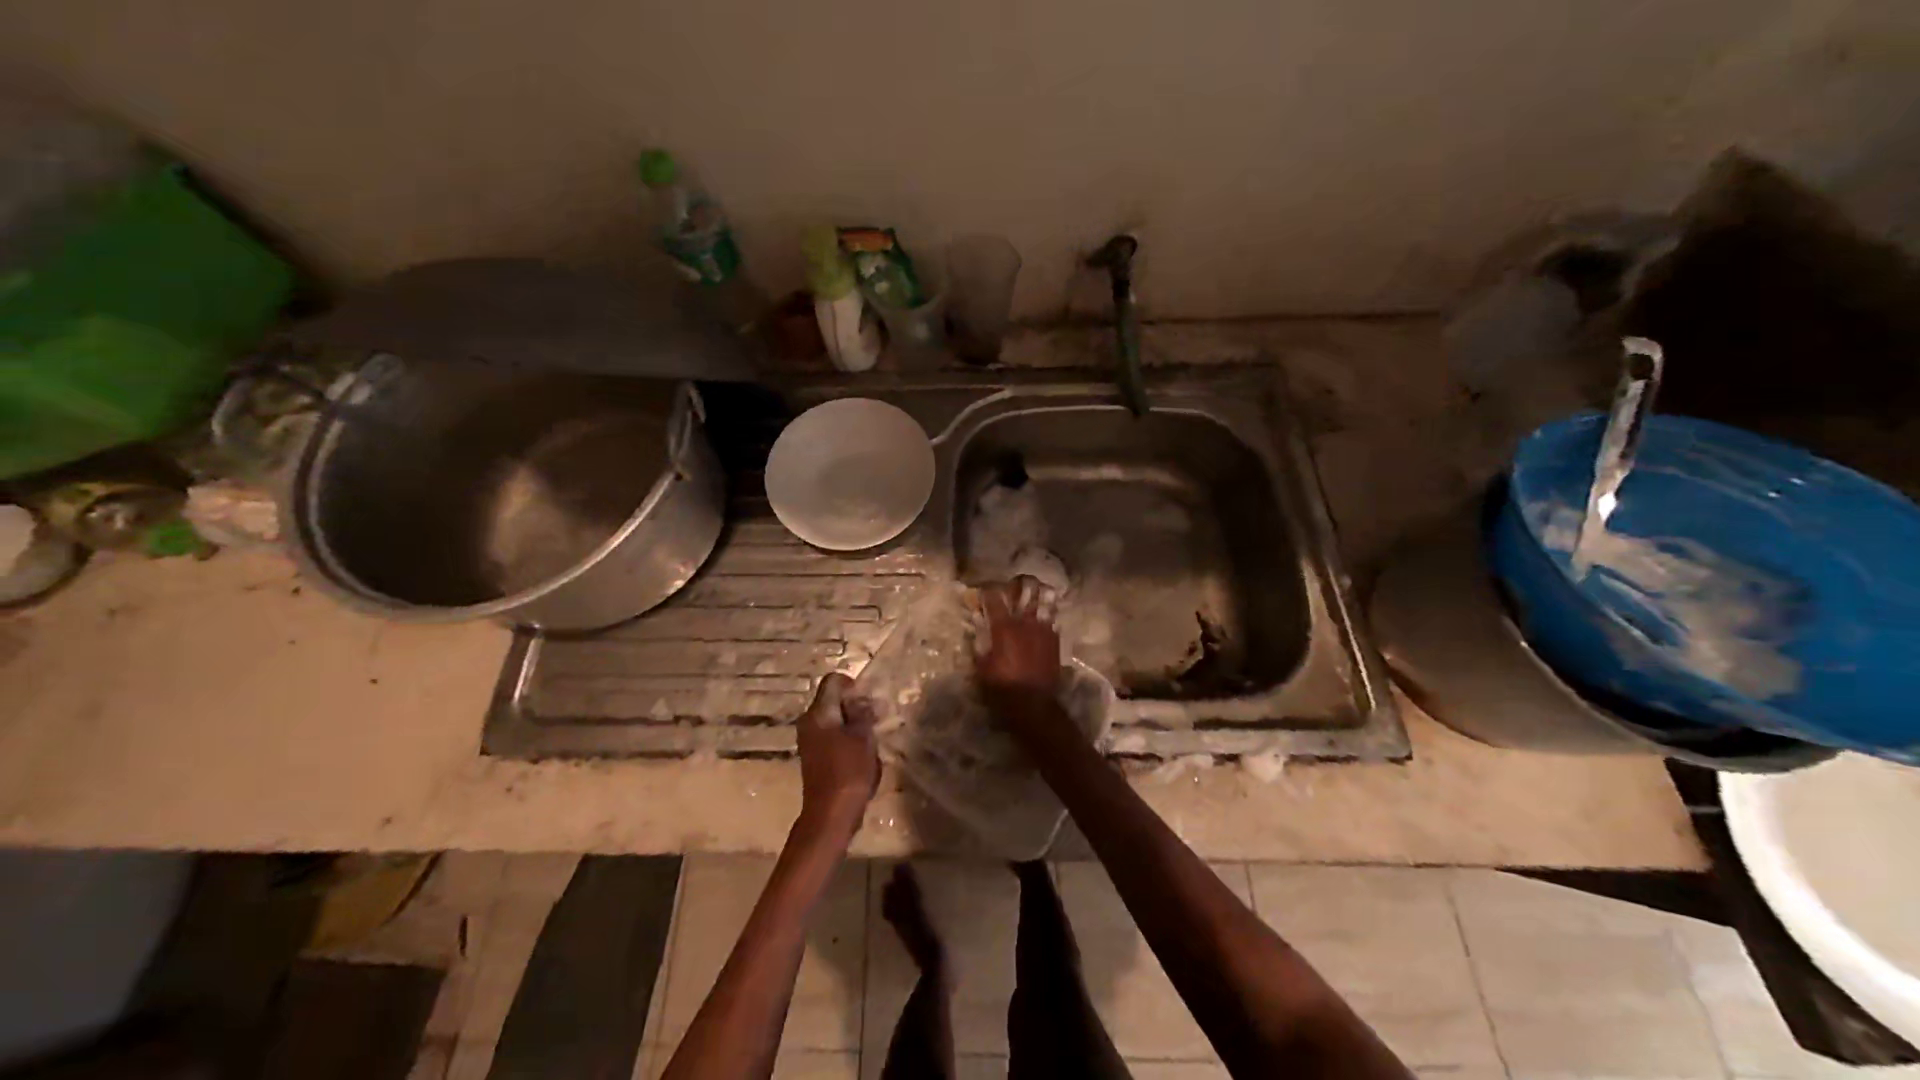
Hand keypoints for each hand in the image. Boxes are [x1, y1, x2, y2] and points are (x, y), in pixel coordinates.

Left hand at [795, 673, 878, 841]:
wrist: (831, 813)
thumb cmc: (849, 771)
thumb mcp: (863, 737)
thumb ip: (862, 712)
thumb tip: (861, 698)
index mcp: (818, 713)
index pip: (832, 681)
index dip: (852, 684)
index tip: (869, 700)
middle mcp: (809, 722)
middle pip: (832, 700)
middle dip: (855, 705)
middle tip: (876, 718)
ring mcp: (809, 740)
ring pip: (833, 719)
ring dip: (853, 723)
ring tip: (872, 737)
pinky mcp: (815, 756)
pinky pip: (832, 735)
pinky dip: (847, 737)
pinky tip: (861, 752)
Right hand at [974, 575, 1063, 703]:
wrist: (1034, 705)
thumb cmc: (1002, 688)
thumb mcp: (981, 666)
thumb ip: (979, 641)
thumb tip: (977, 623)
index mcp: (1003, 627)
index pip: (994, 597)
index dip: (987, 589)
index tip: (983, 588)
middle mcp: (1025, 622)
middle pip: (1025, 590)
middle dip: (1018, 583)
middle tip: (1013, 584)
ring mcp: (1043, 629)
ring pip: (1044, 600)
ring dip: (1038, 592)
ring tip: (1035, 589)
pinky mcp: (1055, 639)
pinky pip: (1053, 618)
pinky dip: (1048, 612)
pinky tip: (1044, 613)